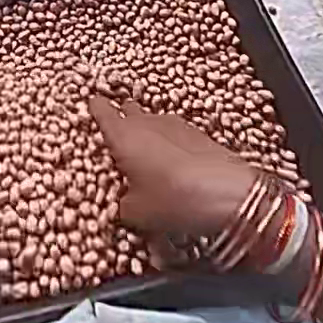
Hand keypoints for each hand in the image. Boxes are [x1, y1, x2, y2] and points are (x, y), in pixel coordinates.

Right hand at [87, 95, 256, 239]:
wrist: (231, 195)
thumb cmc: (173, 200)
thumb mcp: (136, 213)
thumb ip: (122, 204)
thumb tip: (123, 203)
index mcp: (122, 134)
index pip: (100, 109)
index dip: (94, 110)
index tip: (90, 114)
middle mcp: (146, 121)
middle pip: (127, 109)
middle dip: (121, 119)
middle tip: (118, 140)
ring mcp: (175, 124)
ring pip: (153, 120)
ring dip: (148, 132)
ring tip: (148, 157)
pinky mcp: (199, 133)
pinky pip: (175, 133)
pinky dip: (170, 143)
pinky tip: (175, 165)